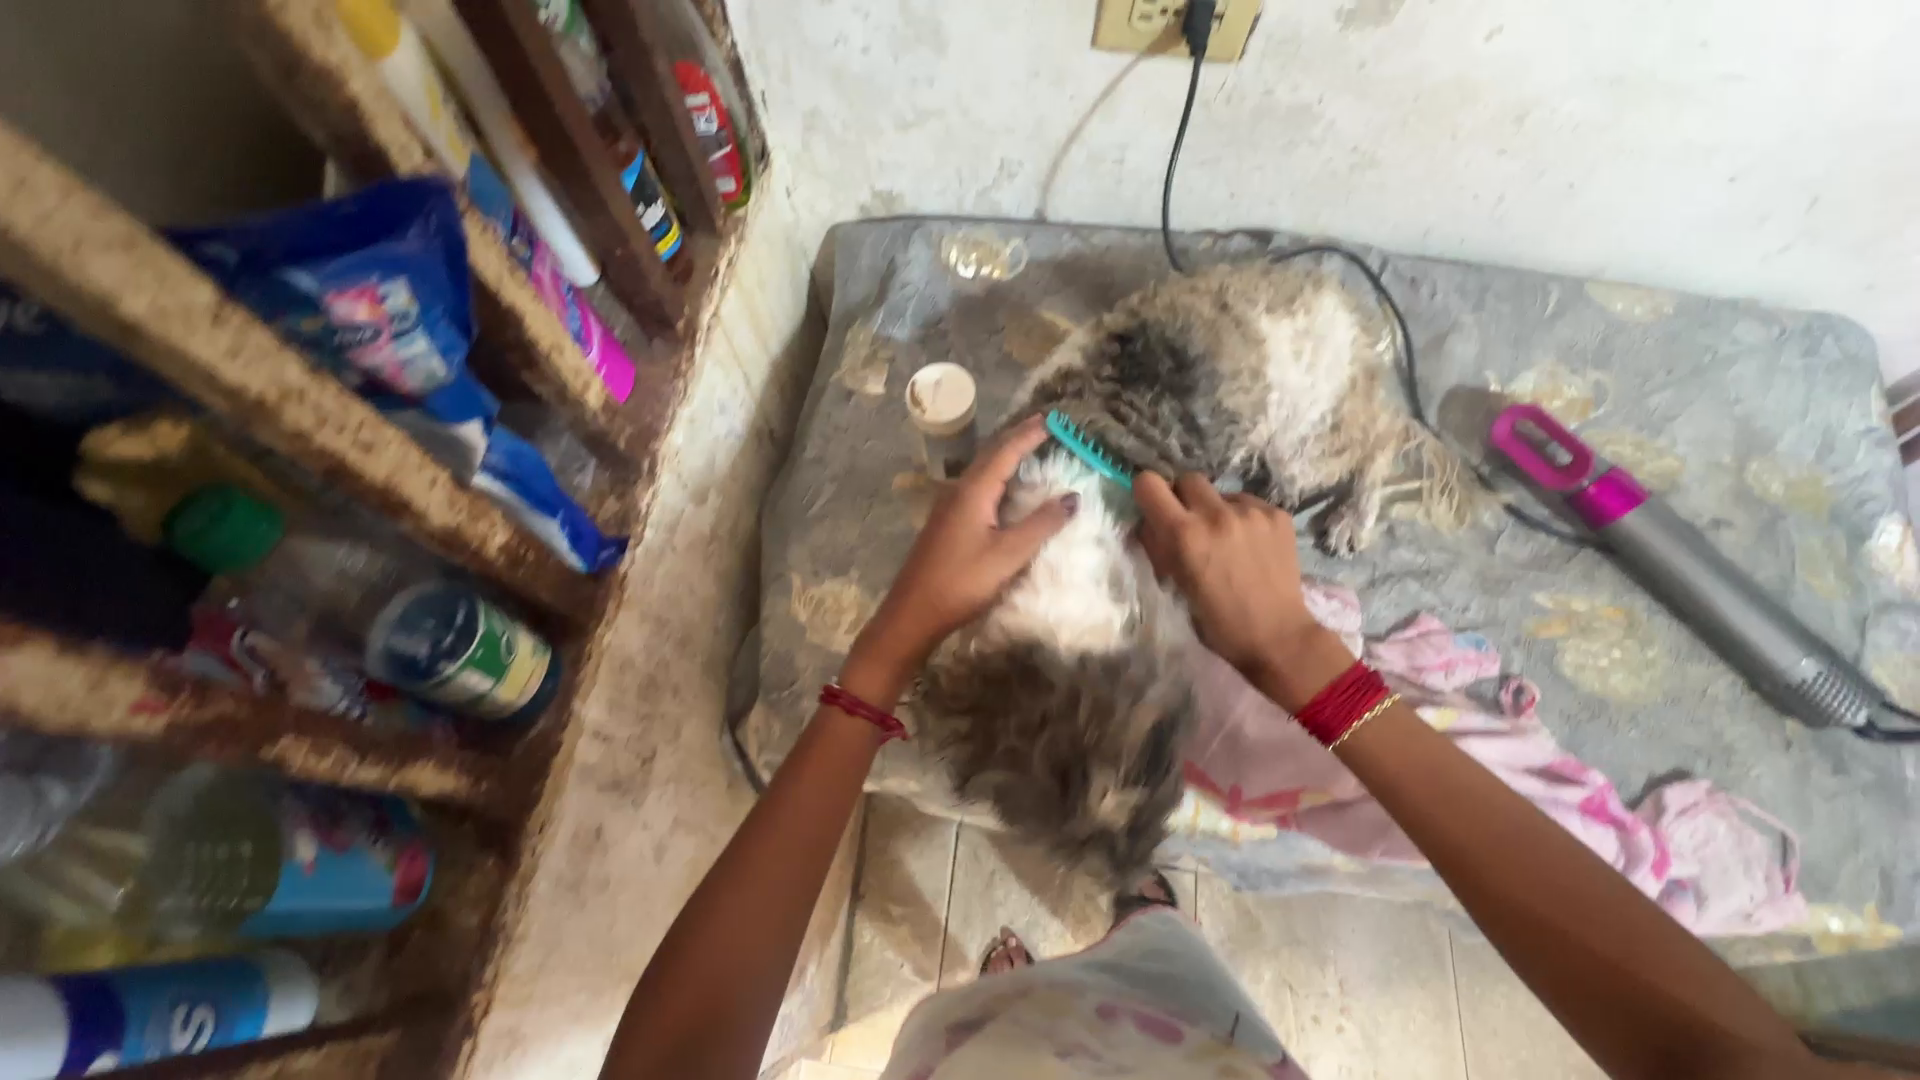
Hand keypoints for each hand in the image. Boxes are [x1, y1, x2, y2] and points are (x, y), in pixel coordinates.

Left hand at [843, 416, 1076, 699]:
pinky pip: (976, 486)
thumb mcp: (1009, 555)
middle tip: (1045, 425)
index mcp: (974, 491)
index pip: (1006, 450)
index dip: (1031, 433)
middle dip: (1018, 437)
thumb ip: (1042, 524)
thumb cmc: (962, 582)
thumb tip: (1073, 497)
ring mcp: (948, 506)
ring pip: (981, 470)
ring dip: (1005, 455)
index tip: (1055, 417)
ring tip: (1029, 448)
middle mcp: (958, 490)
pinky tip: (1004, 488)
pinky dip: (996, 476)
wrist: (913, 612)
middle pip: (991, 454)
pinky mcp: (946, 522)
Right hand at [1134, 472, 1324, 680]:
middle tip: (1191, 527)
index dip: (1148, 494)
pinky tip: (1251, 547)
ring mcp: (1252, 512)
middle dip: (1183, 498)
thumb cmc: (1218, 622)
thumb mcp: (1175, 586)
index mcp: (1184, 535)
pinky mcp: (1278, 515)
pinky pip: (1248, 504)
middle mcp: (1216, 514)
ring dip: (1215, 510)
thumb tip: (1150, 523)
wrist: (1278, 636)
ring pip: (1220, 493)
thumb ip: (1159, 547)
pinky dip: (1243, 519)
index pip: (1149, 484)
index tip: (1155, 511)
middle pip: (1187, 479)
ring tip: (1227, 541)